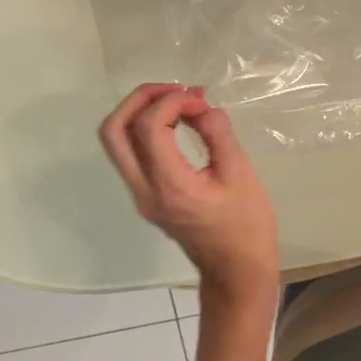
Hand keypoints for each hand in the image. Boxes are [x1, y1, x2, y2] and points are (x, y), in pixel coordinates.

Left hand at [99, 84, 278, 301]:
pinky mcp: (145, 196)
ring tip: (178, 101)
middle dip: (140, 99)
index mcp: (169, 186)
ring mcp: (139, 195)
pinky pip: (132, 153)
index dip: (172, 102)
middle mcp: (144, 190)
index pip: (150, 128)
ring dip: (141, 111)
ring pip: (116, 141)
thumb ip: (218, 134)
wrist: (235, 271)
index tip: (202, 101)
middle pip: (114, 131)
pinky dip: (147, 128)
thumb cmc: (246, 225)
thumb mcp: (241, 174)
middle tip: (175, 89)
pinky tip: (178, 121)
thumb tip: (201, 107)